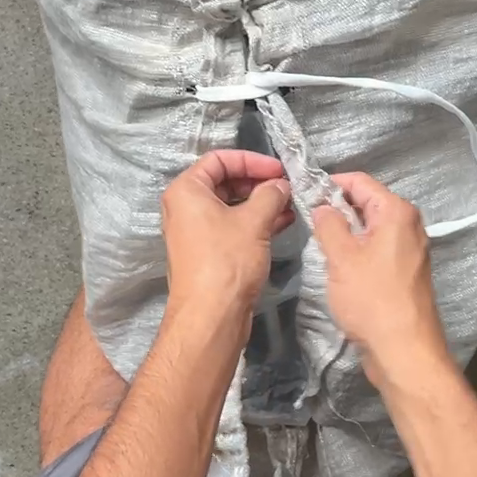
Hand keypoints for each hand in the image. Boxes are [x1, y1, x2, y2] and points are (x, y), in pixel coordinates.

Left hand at [160, 150, 293, 325]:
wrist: (210, 317)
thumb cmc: (227, 260)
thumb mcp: (254, 221)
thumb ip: (270, 194)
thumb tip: (281, 184)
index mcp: (186, 190)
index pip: (219, 159)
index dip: (251, 160)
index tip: (278, 169)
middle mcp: (185, 207)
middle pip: (225, 181)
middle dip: (258, 182)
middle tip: (286, 187)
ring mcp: (195, 231)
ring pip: (231, 205)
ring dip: (261, 203)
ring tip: (290, 204)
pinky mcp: (208, 251)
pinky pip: (232, 226)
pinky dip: (255, 221)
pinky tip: (283, 222)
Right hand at [310, 173, 449, 387]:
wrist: (404, 351)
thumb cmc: (372, 299)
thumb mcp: (341, 257)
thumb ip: (328, 224)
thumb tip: (321, 205)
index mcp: (397, 212)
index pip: (360, 181)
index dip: (330, 183)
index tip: (304, 193)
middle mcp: (409, 224)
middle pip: (367, 202)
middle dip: (337, 208)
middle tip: (307, 219)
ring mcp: (411, 248)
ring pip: (371, 227)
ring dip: (346, 231)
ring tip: (319, 242)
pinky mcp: (406, 271)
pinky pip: (378, 247)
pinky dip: (359, 249)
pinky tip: (340, 265)